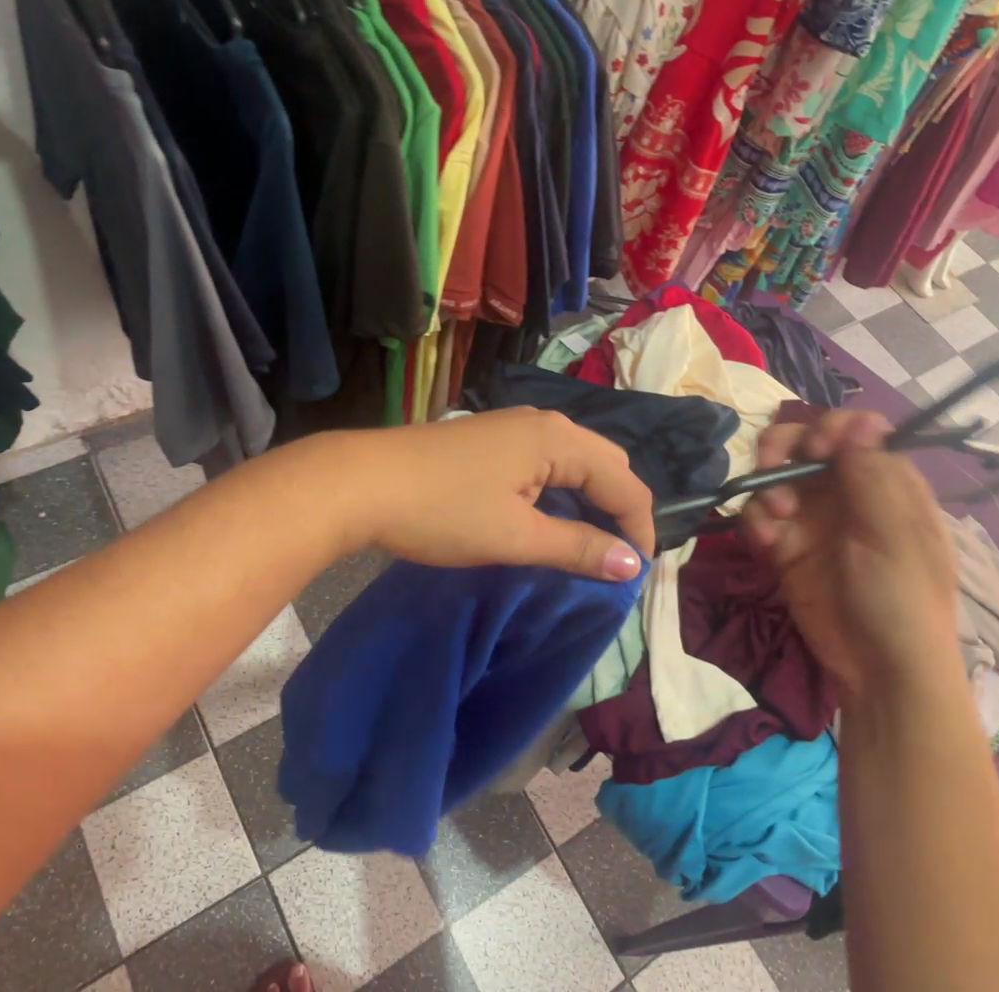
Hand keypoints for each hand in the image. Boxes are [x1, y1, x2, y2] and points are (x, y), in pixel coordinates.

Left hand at [327, 408, 655, 580]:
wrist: (359, 483)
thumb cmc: (441, 511)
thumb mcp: (514, 537)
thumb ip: (577, 548)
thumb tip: (632, 564)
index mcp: (559, 439)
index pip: (624, 483)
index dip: (639, 530)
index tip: (636, 575)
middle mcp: (544, 423)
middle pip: (606, 464)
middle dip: (620, 510)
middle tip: (616, 558)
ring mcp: (513, 427)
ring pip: (575, 462)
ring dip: (590, 500)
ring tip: (588, 544)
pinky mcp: (490, 439)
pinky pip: (546, 462)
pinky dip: (561, 491)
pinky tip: (548, 517)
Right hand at [739, 410, 958, 699]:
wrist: (879, 669)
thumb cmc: (902, 599)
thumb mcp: (894, 536)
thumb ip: (872, 476)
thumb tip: (860, 420)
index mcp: (886, 482)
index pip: (854, 430)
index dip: (830, 428)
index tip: (816, 449)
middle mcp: (847, 492)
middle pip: (805, 445)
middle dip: (782, 449)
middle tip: (773, 469)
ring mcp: (814, 519)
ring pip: (776, 477)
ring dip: (766, 488)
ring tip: (774, 518)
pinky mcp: (787, 547)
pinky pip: (760, 517)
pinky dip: (755, 523)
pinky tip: (764, 544)